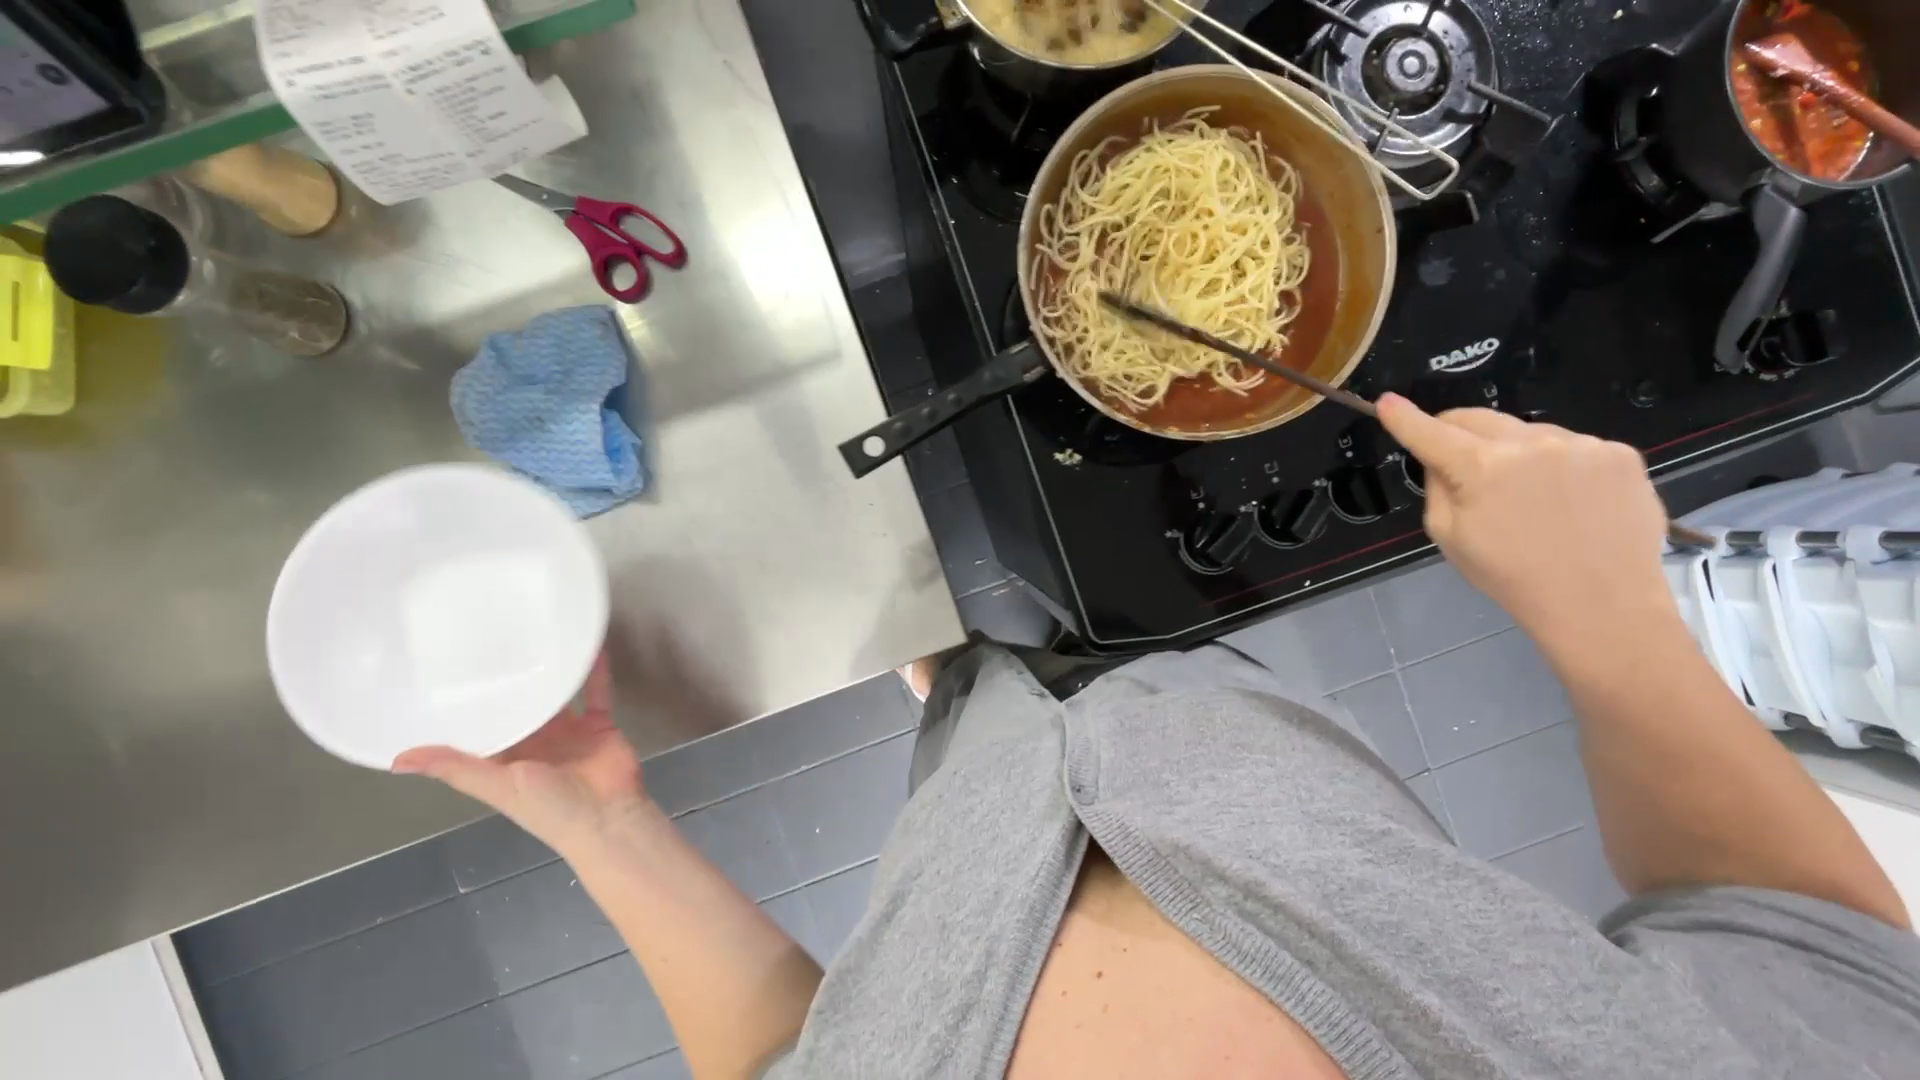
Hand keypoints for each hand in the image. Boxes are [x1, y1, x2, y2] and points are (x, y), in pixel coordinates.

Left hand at [392, 653, 647, 851]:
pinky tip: (589, 647)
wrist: (607, 817)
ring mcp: (568, 732)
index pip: (482, 725)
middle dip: (511, 681)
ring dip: (550, 672)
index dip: (470, 701)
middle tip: (497, 640)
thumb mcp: (497, 787)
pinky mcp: (598, 724)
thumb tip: (397, 760)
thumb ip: (456, 768)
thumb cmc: (548, 807)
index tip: (453, 668)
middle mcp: (535, 743)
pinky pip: (595, 692)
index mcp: (506, 759)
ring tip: (539, 635)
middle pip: (520, 706)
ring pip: (556, 695)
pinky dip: (594, 671)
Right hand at [1376, 393, 1678, 644]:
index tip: (1387, 403)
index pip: (1431, 432)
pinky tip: (1568, 500)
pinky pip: (1574, 447)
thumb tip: (1440, 458)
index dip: (1404, 418)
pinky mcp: (1620, 453)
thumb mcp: (1449, 537)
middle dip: (1460, 435)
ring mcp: (1582, 444)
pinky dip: (1560, 465)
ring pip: (1528, 432)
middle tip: (1461, 466)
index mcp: (1482, 467)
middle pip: (1478, 419)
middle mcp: (1532, 442)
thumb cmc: (1511, 576)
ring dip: (1515, 452)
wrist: (1601, 603)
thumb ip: (1437, 487)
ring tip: (1530, 498)